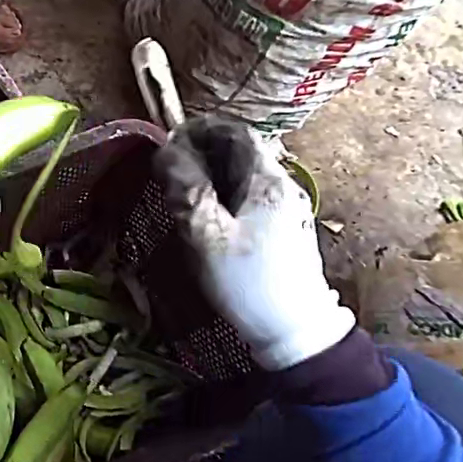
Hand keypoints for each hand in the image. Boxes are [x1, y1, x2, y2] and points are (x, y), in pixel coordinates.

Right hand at [153, 116, 353, 370]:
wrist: (295, 332)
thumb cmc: (248, 281)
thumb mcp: (207, 235)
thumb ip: (187, 189)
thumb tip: (167, 151)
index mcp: (267, 181)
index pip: (235, 132)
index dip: (201, 129)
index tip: (169, 140)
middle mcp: (282, 186)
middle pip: (240, 152)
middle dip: (201, 151)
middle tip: (168, 168)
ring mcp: (286, 208)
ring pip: (243, 174)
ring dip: (210, 173)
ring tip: (180, 190)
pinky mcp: (283, 228)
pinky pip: (248, 195)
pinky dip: (222, 193)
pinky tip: (205, 214)